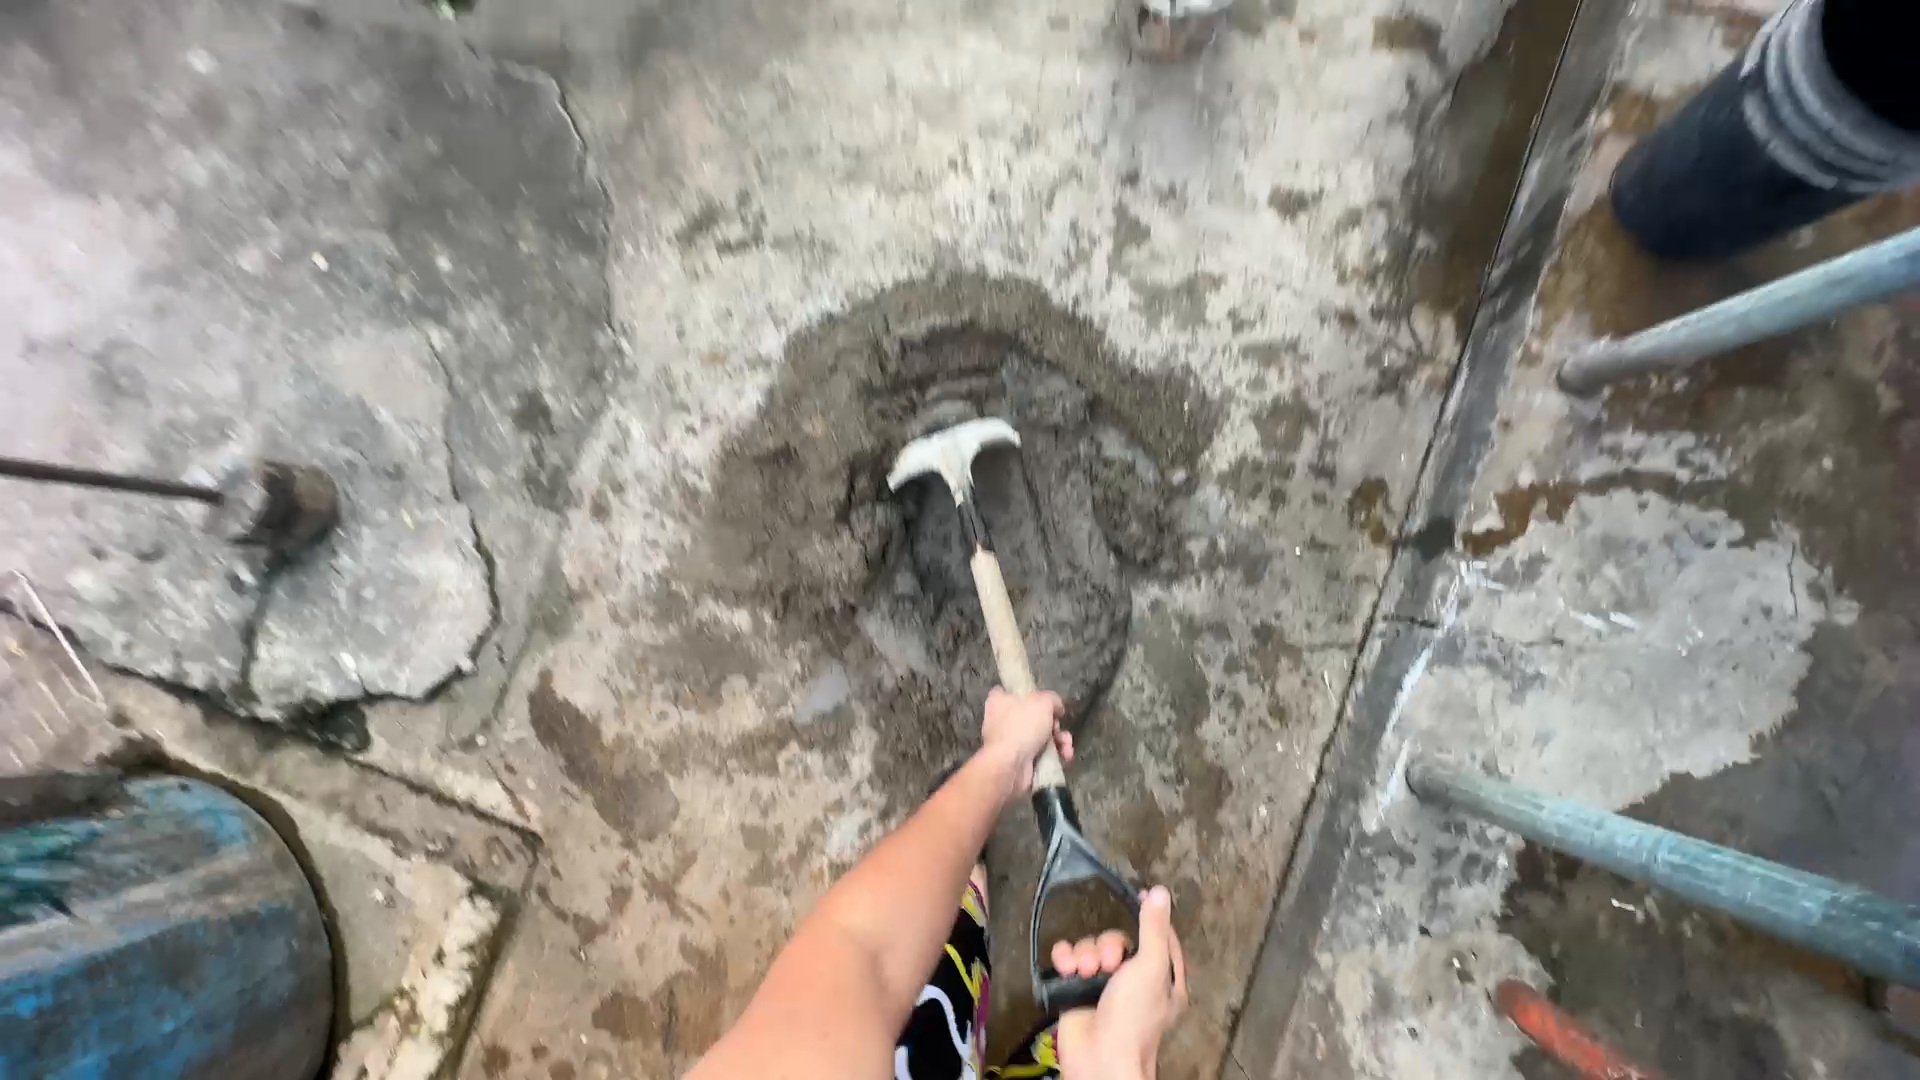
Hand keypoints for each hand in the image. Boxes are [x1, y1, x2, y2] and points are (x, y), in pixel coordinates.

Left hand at [978, 688, 1072, 796]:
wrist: (1009, 765)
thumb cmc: (1021, 726)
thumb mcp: (1043, 701)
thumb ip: (1052, 699)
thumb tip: (1057, 708)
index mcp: (1000, 700)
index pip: (1013, 691)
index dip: (1031, 695)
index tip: (1046, 702)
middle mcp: (1001, 719)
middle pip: (1034, 716)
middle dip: (1054, 724)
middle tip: (1059, 728)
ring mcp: (1009, 741)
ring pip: (1040, 736)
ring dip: (1059, 741)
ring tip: (1066, 746)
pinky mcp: (1018, 760)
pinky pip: (1040, 753)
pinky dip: (1054, 755)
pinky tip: (1065, 757)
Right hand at [1053, 886, 1187, 1079]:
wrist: (1098, 1057)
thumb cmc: (1133, 1015)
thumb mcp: (1151, 967)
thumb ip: (1153, 928)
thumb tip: (1160, 892)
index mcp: (1162, 979)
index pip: (1159, 938)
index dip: (1150, 919)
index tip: (1138, 897)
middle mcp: (1134, 981)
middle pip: (1117, 941)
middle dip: (1106, 946)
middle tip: (1107, 962)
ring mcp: (1103, 986)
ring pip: (1091, 947)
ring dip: (1084, 953)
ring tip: (1083, 971)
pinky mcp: (1076, 990)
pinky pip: (1069, 958)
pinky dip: (1065, 959)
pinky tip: (1066, 967)